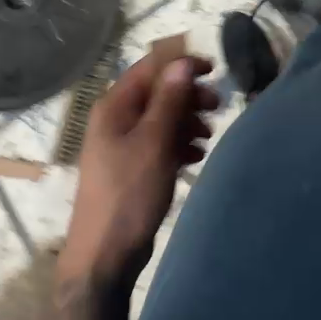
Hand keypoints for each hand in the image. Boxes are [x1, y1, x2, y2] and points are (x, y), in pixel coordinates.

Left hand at [57, 54, 218, 290]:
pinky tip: (195, 157)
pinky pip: (160, 143)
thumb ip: (169, 100)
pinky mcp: (132, 167)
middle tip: (216, 106)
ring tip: (207, 137)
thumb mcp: (154, 142)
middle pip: (158, 91)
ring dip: (187, 121)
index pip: (150, 66)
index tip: (213, 69)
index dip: (181, 62)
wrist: (104, 257)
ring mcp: (123, 144)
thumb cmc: (128, 192)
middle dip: (189, 96)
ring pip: (162, 118)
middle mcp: (116, 118)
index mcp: (114, 105)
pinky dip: (179, 144)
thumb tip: (182, 62)